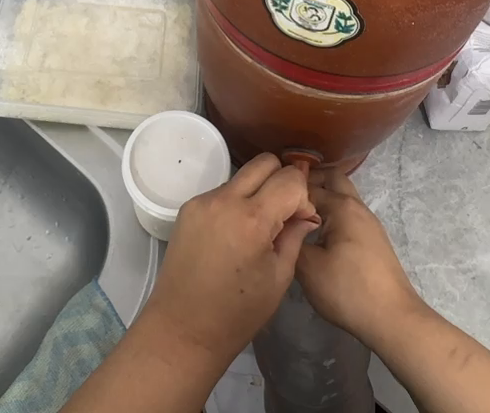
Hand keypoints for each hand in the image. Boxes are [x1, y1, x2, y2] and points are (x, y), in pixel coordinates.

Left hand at [135, 153, 318, 365]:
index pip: (290, 179)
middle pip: (265, 162)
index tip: (301, 219)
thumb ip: (294, 236)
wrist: (183, 328)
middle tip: (283, 213)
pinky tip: (235, 234)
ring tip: (258, 228)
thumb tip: (306, 213)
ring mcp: (203, 200)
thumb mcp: (279, 278)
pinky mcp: (189, 207)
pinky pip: (222, 191)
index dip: (303, 196)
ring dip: (257, 191)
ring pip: (242, 175)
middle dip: (282, 180)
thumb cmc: (238, 313)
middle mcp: (225, 199)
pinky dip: (236, 202)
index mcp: (252, 219)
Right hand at [295, 168, 427, 345]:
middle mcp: (357, 207)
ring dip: (323, 200)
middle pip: (333, 179)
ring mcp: (369, 223)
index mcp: (342, 207)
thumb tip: (283, 227)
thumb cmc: (348, 289)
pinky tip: (319, 235)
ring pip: (343, 197)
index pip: (308, 186)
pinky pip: (349, 215)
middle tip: (287, 199)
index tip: (269, 200)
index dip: (288, 192)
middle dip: (310, 182)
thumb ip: (292, 240)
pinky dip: (333, 215)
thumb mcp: (309, 268)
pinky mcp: (373, 240)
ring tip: (299, 217)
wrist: (393, 319)